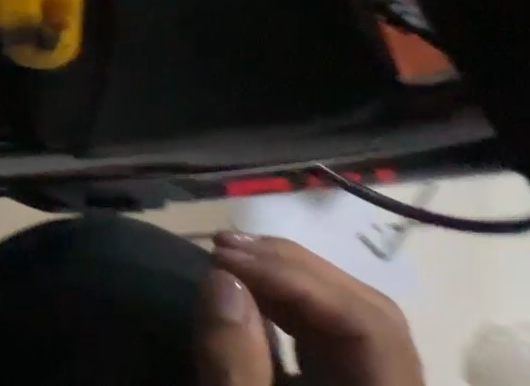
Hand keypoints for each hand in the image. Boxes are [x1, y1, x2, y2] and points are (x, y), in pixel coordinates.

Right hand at [197, 232, 424, 385]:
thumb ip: (234, 361)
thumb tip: (221, 277)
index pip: (370, 323)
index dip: (296, 278)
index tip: (221, 257)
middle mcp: (397, 385)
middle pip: (368, 310)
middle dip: (291, 267)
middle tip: (220, 246)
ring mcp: (376, 381)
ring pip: (350, 314)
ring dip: (283, 276)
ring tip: (224, 255)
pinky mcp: (347, 381)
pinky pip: (331, 332)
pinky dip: (284, 299)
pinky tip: (244, 285)